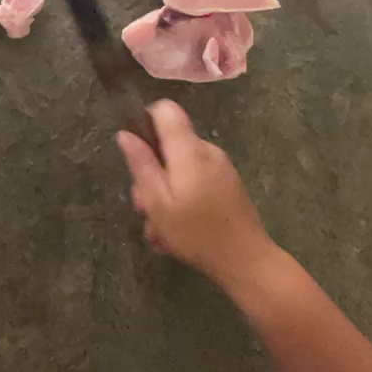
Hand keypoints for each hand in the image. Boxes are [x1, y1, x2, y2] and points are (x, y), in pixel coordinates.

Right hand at [116, 100, 272, 280]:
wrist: (246, 261)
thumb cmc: (195, 233)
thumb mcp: (157, 202)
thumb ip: (141, 165)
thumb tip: (125, 134)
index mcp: (189, 150)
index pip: (166, 110)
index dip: (145, 122)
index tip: (135, 152)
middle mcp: (208, 151)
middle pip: (169, 145)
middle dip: (151, 173)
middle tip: (143, 209)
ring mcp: (221, 168)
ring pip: (180, 168)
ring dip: (164, 194)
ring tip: (159, 230)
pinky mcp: (227, 184)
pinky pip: (195, 181)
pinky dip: (182, 200)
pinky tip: (176, 232)